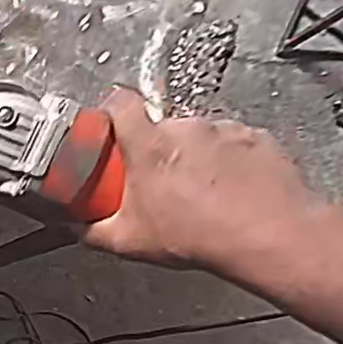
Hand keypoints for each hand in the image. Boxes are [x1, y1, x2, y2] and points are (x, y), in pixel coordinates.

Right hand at [80, 88, 342, 343]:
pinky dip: (222, 164)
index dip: (108, 110)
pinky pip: (228, 145)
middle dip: (151, 153)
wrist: (269, 236)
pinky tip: (222, 192)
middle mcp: (187, 130)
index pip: (119, 103)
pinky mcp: (255, 139)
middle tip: (151, 184)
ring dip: (188, 159)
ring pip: (194, 138)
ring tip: (192, 194)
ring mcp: (224, 131)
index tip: (105, 128)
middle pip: (157, 128)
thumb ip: (90, 230)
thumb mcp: (127, 240)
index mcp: (150, 147)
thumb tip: (73, 227)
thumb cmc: (201, 234)